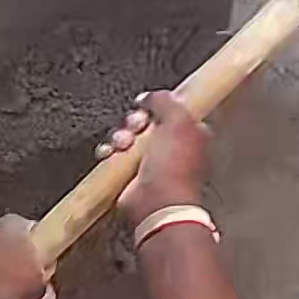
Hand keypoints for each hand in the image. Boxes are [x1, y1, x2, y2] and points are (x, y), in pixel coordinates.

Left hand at [0, 214, 56, 298]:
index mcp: (17, 226)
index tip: (46, 275)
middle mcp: (1, 237)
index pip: (47, 240)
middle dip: (31, 286)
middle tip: (30, 295)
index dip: (49, 262)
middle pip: (31, 265)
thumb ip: (47, 283)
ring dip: (15, 298)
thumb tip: (46, 292)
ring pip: (14, 282)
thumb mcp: (34, 275)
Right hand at [95, 90, 210, 224]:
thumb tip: (149, 96)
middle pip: (145, 121)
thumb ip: (166, 101)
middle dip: (135, 121)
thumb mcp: (178, 120)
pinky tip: (109, 153)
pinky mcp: (129, 174)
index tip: (148, 106)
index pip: (170, 110)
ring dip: (120, 136)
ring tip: (122, 144)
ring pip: (127, 136)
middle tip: (135, 127)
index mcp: (190, 133)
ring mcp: (149, 161)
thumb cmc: (174, 165)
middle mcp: (171, 147)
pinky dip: (108, 151)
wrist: (156, 201)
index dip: (157, 106)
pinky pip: (113, 154)